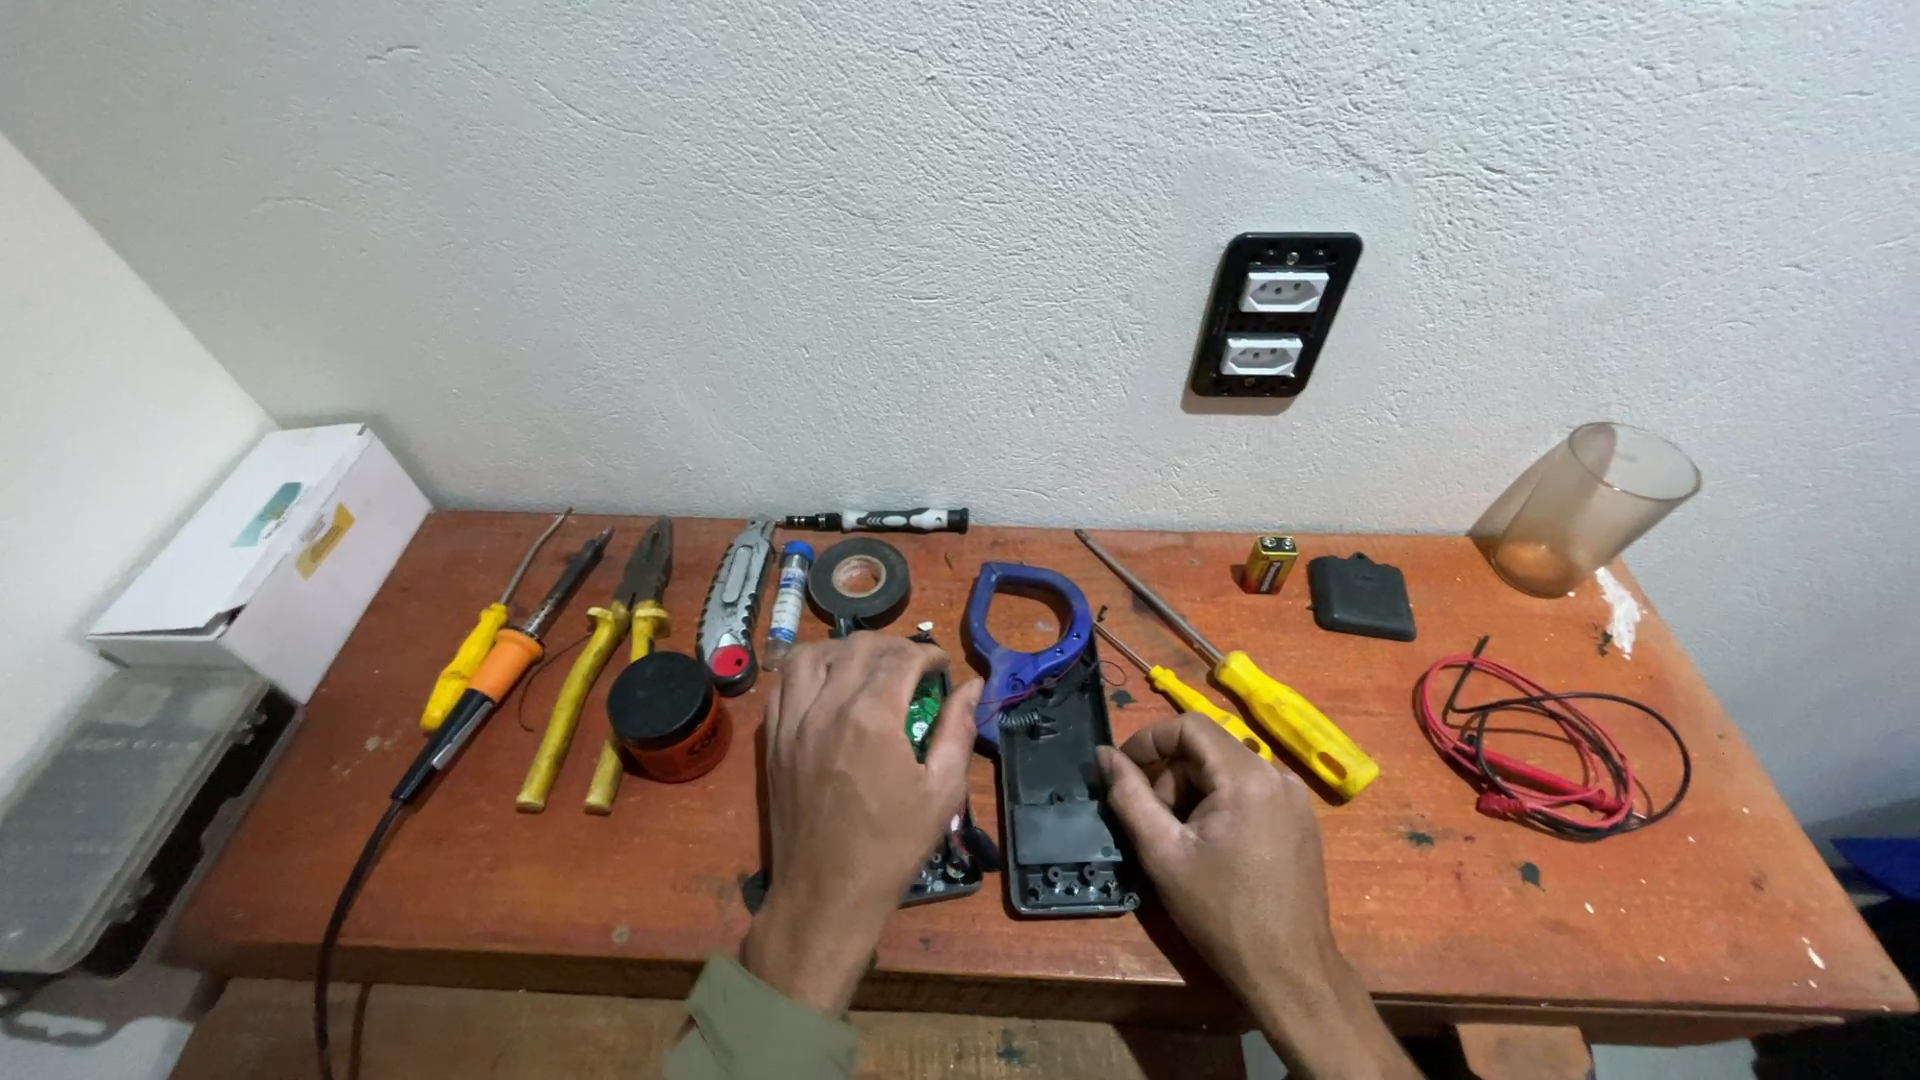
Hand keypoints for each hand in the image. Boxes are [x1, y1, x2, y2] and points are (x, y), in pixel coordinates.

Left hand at [742, 633, 982, 1014]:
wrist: (826, 894)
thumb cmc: (891, 847)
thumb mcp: (942, 792)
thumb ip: (958, 730)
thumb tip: (973, 687)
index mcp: (872, 718)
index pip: (902, 658)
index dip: (928, 654)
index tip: (942, 668)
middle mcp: (827, 707)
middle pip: (858, 646)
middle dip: (892, 646)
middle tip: (912, 665)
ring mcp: (793, 722)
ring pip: (811, 654)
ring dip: (843, 650)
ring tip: (865, 666)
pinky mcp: (773, 740)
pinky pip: (783, 684)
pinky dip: (806, 672)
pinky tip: (826, 686)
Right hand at [1100, 714, 1416, 1079]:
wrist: (1289, 972)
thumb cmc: (1220, 913)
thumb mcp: (1162, 853)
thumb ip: (1128, 795)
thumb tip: (1104, 754)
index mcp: (1247, 776)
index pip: (1188, 725)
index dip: (1148, 741)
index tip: (1123, 773)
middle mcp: (1277, 774)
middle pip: (1207, 748)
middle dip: (1169, 775)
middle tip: (1151, 821)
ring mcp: (1294, 796)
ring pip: (1225, 768)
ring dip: (1191, 791)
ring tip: (1179, 839)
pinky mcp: (1300, 818)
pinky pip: (1248, 788)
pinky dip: (1218, 802)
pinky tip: (1210, 845)